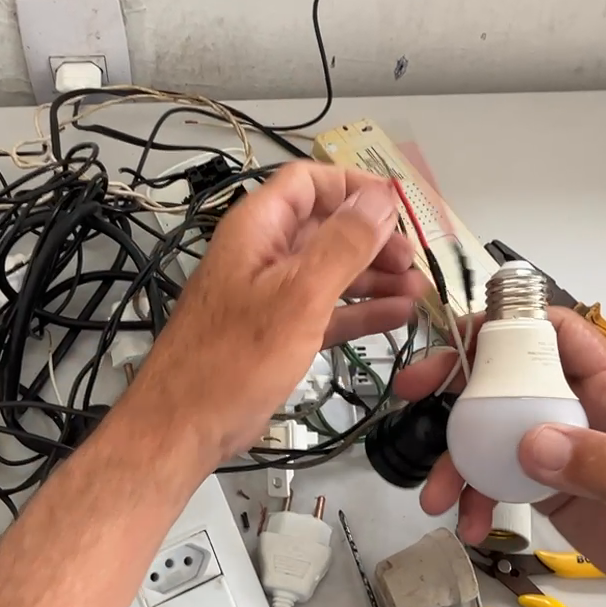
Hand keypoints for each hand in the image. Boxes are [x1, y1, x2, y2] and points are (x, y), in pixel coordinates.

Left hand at [127, 162, 428, 461]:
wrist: (187, 423)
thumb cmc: (235, 357)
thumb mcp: (299, 294)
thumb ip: (342, 244)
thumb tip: (380, 199)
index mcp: (259, 229)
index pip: (308, 183)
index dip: (353, 187)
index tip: (397, 207)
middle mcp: (265, 254)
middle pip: (327, 228)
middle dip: (373, 239)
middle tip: (412, 260)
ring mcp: (273, 296)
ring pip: (331, 272)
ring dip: (374, 277)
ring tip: (417, 290)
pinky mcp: (280, 333)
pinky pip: (327, 310)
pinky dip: (360, 311)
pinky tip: (396, 316)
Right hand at [393, 308, 605, 606]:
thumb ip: (604, 465)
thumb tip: (532, 443)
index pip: (553, 332)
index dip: (503, 325)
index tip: (456, 341)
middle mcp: (576, 406)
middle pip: (504, 377)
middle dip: (453, 384)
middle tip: (411, 394)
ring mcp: (558, 446)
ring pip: (489, 431)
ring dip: (455, 458)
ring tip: (435, 497)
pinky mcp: (546, 484)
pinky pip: (496, 477)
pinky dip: (476, 497)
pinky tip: (471, 525)